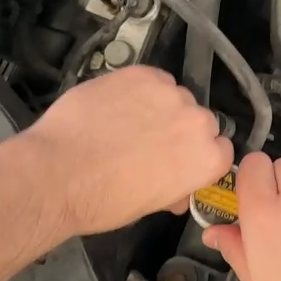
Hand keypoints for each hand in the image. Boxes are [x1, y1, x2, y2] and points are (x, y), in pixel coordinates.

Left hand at [12, 66, 232, 237]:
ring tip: (127, 122)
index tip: (181, 161)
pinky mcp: (142, 73)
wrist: (58, 173)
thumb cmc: (102, 202)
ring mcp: (170, 93)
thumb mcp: (148, 207)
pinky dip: (139, 89)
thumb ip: (173, 190)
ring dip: (160, 107)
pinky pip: (152, 78)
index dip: (200, 156)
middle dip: (181, 130)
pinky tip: (116, 104)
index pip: (222, 150)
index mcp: (206, 158)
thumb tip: (178, 190)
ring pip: (175, 96)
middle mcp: (197, 121)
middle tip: (150, 143)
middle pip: (200, 120)